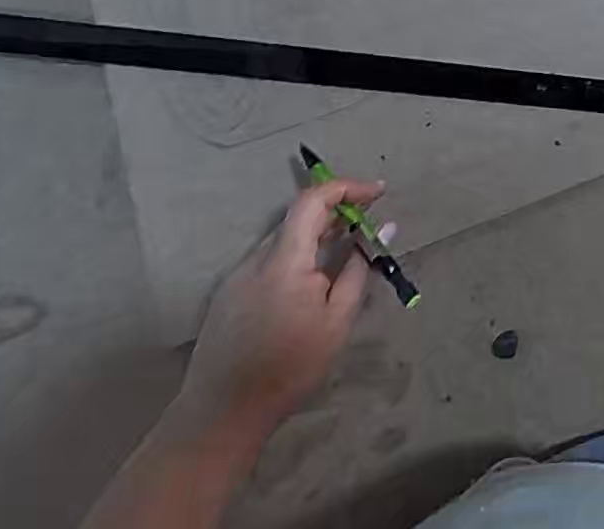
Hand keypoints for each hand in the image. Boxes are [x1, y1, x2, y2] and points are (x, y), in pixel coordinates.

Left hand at [176, 178, 384, 435]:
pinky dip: (300, 253)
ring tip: (349, 247)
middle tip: (370, 221)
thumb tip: (382, 230)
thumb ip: (359, 268)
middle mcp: (256, 259)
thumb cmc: (290, 367)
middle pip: (299, 216)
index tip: (380, 192)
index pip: (314, 200)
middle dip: (338, 210)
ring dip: (319, 232)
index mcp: (284, 260)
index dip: (349, 187)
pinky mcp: (230, 294)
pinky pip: (272, 258)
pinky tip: (315, 277)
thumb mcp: (338, 319)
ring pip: (285, 238)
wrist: (221, 416)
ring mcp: (238, 276)